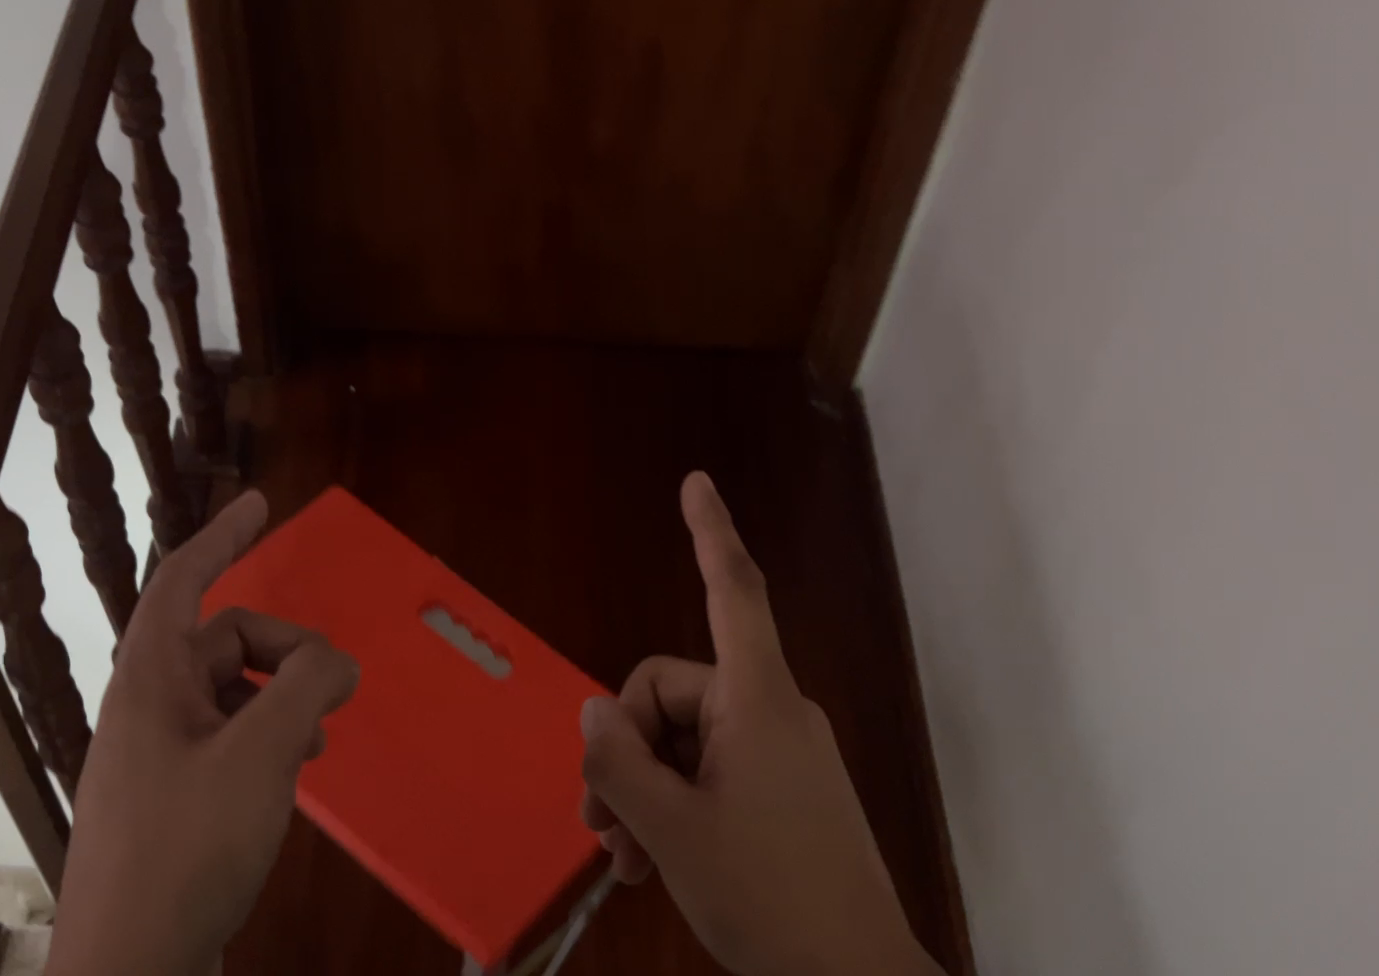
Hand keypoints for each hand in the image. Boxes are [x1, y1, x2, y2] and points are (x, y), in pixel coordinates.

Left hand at [46, 491, 359, 975]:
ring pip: (232, 693)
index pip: (181, 581)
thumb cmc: (188, 848)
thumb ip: (305, 686)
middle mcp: (147, 708)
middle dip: (286, 651)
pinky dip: (270, 737)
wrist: (130, 973)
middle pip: (224, 641)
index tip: (260, 503)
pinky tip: (297, 771)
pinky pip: (228, 738)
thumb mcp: (261, 754)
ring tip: (320, 737)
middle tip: (335, 687)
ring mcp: (157, 757)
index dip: (222, 536)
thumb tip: (336, 660)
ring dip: (283, 697)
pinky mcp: (172, 799)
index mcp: (150, 682)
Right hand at [579, 473, 939, 975]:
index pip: (733, 592)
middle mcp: (771, 712)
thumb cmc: (769, 896)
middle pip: (673, 693)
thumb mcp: (672, 831)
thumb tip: (594, 712)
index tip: (696, 482)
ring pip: (686, 742)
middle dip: (627, 750)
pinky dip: (676, 806)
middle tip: (600, 824)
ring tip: (626, 856)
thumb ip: (621, 763)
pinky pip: (713, 773)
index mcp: (757, 700)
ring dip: (645, 790)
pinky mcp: (784, 792)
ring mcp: (781, 754)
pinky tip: (652, 860)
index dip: (710, 533)